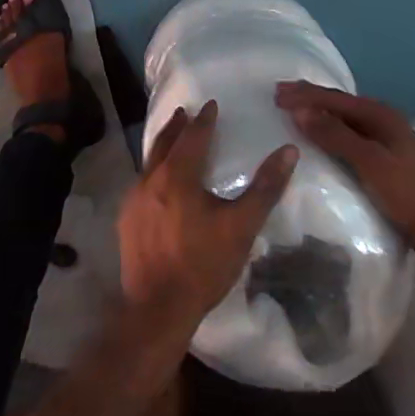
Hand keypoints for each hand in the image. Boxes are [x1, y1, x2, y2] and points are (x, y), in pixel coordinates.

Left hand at [119, 100, 298, 330]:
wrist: (158, 310)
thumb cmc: (203, 265)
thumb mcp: (242, 226)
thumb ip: (265, 187)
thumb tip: (288, 151)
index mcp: (177, 176)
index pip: (193, 137)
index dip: (204, 120)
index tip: (211, 105)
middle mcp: (150, 181)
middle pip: (164, 144)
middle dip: (177, 127)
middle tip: (185, 112)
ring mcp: (133, 202)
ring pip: (149, 163)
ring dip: (162, 148)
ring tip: (172, 141)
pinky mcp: (126, 223)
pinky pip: (140, 185)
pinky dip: (152, 173)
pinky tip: (158, 184)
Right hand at [276, 81, 414, 256]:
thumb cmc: (406, 192)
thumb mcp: (368, 162)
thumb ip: (335, 135)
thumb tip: (300, 110)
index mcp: (381, 114)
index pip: (335, 98)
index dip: (305, 95)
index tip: (276, 94)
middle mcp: (384, 120)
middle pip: (340, 104)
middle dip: (310, 98)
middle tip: (280, 95)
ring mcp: (387, 139)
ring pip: (345, 118)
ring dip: (319, 113)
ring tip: (295, 111)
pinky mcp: (386, 157)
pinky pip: (350, 133)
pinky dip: (330, 129)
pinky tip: (321, 135)